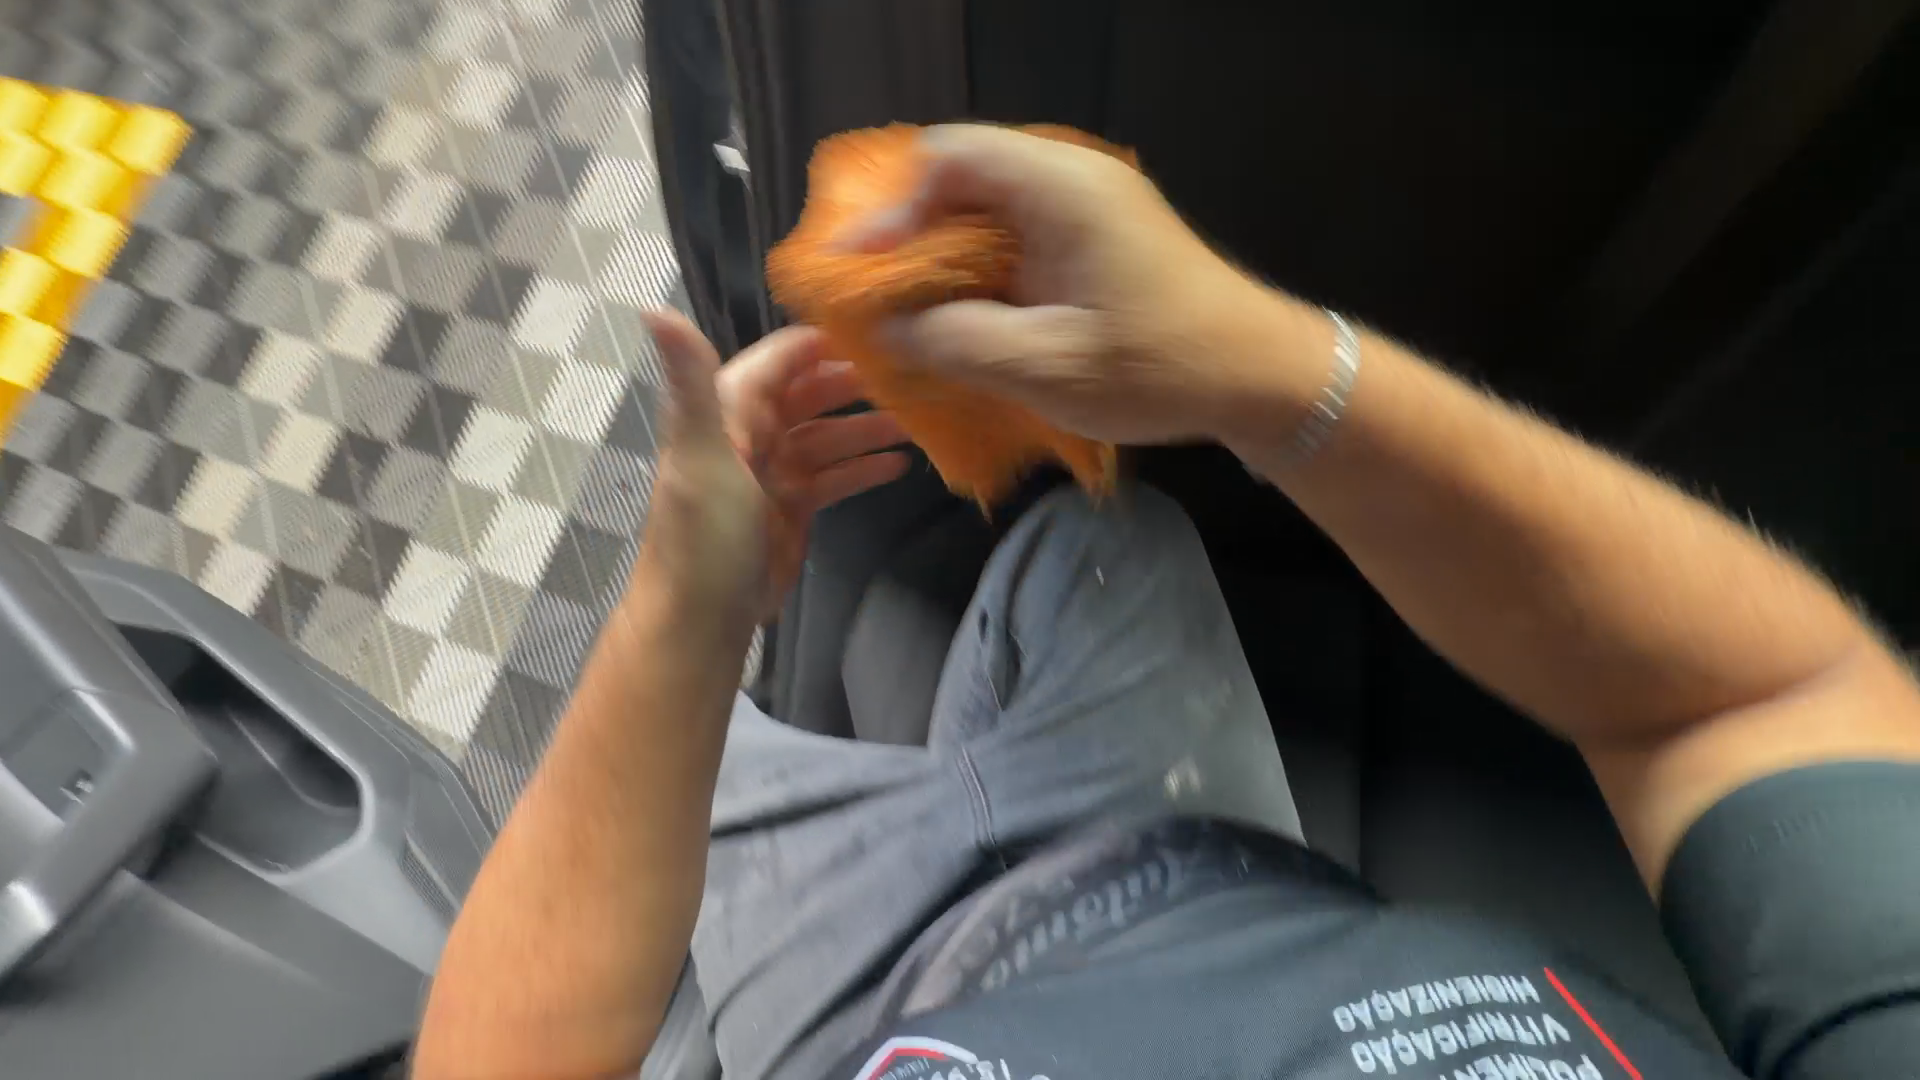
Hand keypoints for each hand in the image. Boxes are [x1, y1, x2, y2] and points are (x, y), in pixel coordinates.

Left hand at [638, 312, 908, 631]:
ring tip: (914, 422)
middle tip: (906, 377)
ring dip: (866, 429)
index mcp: (726, 415)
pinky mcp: (793, 509)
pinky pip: (833, 478)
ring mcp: (774, 475)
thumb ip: (692, 382)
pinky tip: (898, 465)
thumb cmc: (702, 536)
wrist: (703, 618)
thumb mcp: (701, 455)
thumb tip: (654, 308)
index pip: (775, 364)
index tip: (868, 329)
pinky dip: (862, 469)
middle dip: (852, 387)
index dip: (816, 345)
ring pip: (827, 438)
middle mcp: (750, 438)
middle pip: (808, 398)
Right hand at [845, 124, 1284, 445]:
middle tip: (873, 293)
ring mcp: (1087, 207)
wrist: (1257, 376)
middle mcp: (1071, 179)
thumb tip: (888, 326)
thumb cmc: (1159, 370)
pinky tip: (964, 317)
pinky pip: (1016, 238)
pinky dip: (979, 273)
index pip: (948, 160)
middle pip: (963, 179)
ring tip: (907, 311)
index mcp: (1060, 188)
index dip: (888, 210)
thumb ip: (957, 342)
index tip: (856, 269)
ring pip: (987, 211)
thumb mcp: (1047, 366)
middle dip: (908, 236)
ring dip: (942, 258)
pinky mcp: (1095, 239)